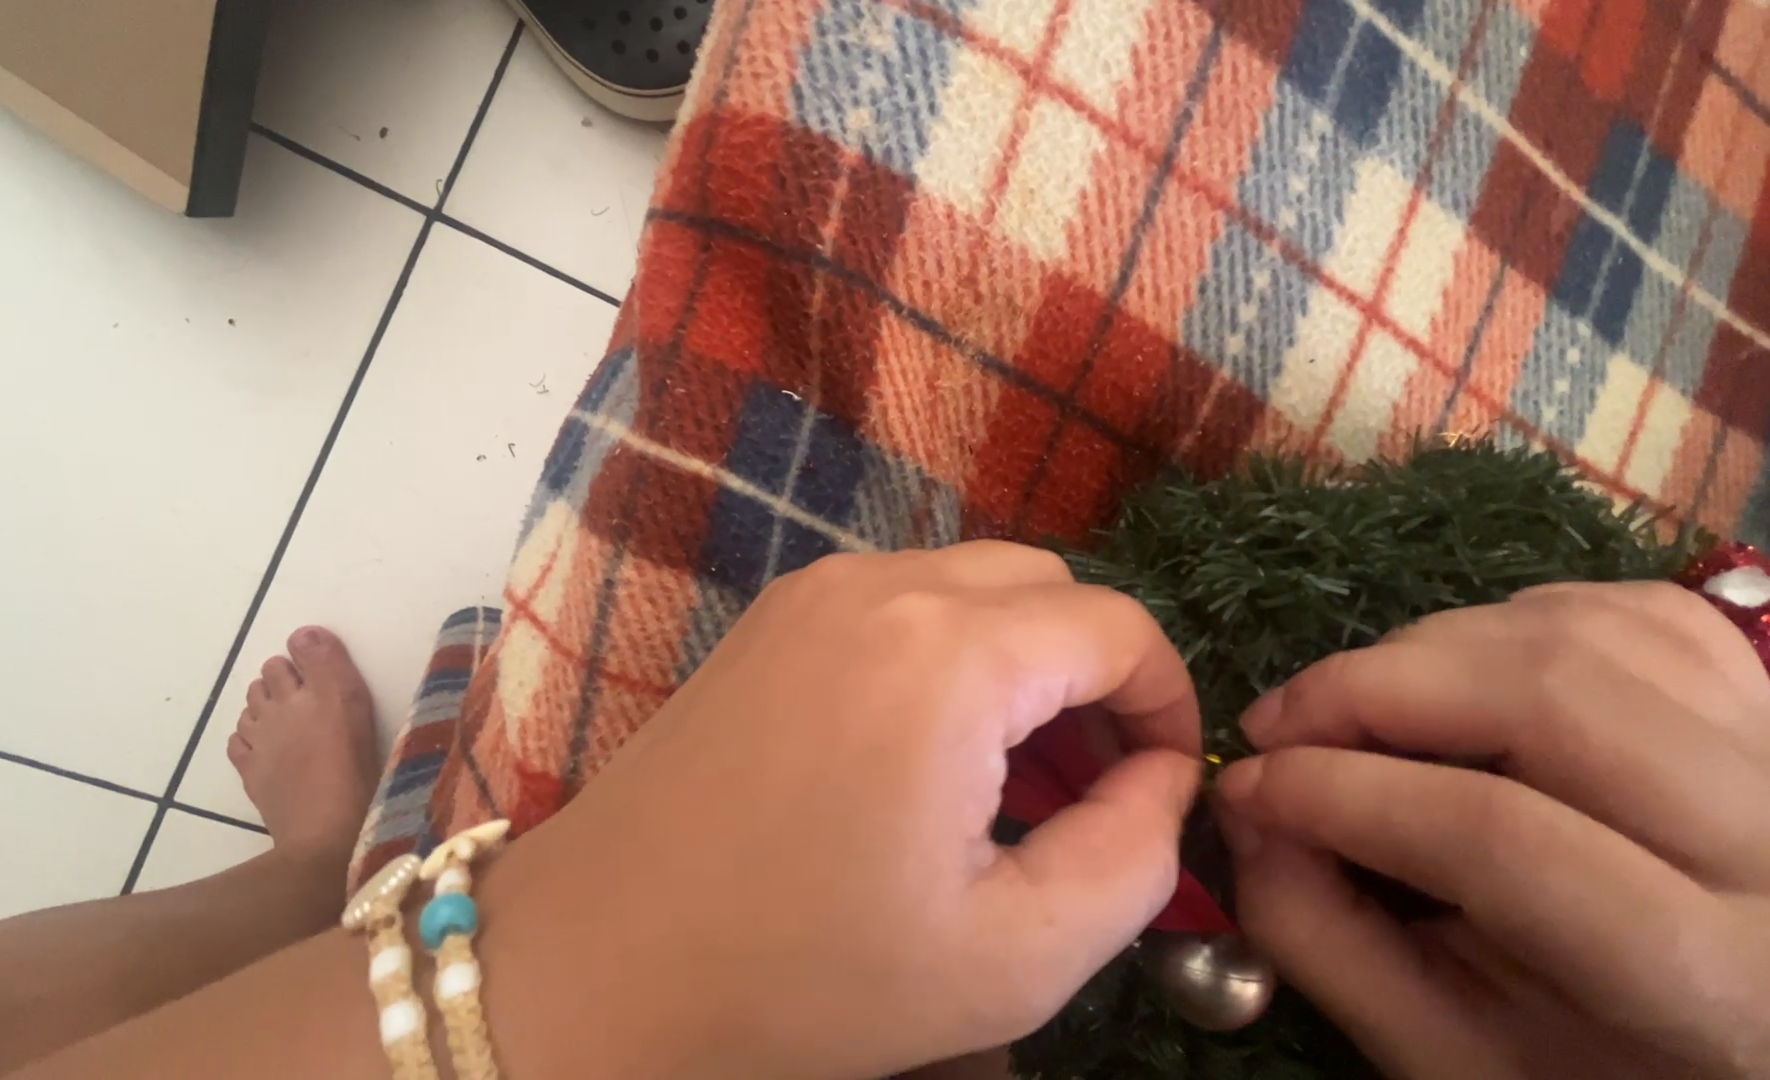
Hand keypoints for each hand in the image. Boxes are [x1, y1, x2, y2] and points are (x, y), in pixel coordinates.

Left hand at [478, 543, 1202, 1079]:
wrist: (603, 951)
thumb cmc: (804, 972)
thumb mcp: (1012, 954)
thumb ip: (1130, 856)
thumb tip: (1160, 777)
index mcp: (946, 653)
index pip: (1114, 625)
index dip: (1165, 698)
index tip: (1161, 779)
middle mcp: (881, 586)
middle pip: (1047, 587)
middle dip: (1094, 671)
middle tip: (1087, 778)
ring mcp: (816, 588)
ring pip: (973, 585)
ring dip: (1020, 659)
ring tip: (1009, 768)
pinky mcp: (776, 613)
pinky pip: (902, 600)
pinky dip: (948, 651)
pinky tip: (923, 742)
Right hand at [1215, 582, 1769, 1078]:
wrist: (1743, 1043)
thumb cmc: (1578, 1067)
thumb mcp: (1437, 1050)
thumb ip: (1313, 930)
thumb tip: (1240, 807)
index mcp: (1717, 985)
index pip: (1496, 837)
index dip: (1333, 792)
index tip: (1237, 787)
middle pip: (1542, 697)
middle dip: (1359, 690)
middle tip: (1274, 725)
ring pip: (1573, 634)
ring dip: (1415, 649)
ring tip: (1351, 705)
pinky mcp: (1769, 704)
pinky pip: (1627, 611)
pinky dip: (1503, 621)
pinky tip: (1455, 673)